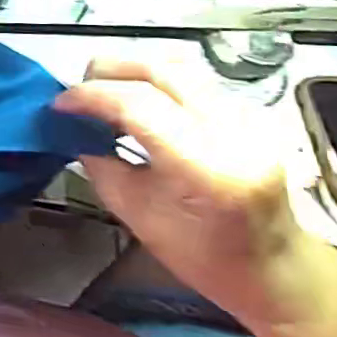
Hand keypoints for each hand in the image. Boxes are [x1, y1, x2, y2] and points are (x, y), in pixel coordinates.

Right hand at [54, 58, 323, 326]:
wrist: (277, 271)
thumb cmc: (202, 255)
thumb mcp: (133, 212)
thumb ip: (100, 161)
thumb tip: (73, 125)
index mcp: (206, 167)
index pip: (137, 104)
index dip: (89, 96)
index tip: (58, 104)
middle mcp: (233, 133)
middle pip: (159, 70)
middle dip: (107, 72)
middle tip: (78, 92)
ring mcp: (248, 119)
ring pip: (177, 66)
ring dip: (131, 72)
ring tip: (105, 92)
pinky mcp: (249, 113)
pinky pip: (192, 79)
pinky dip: (154, 81)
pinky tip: (137, 102)